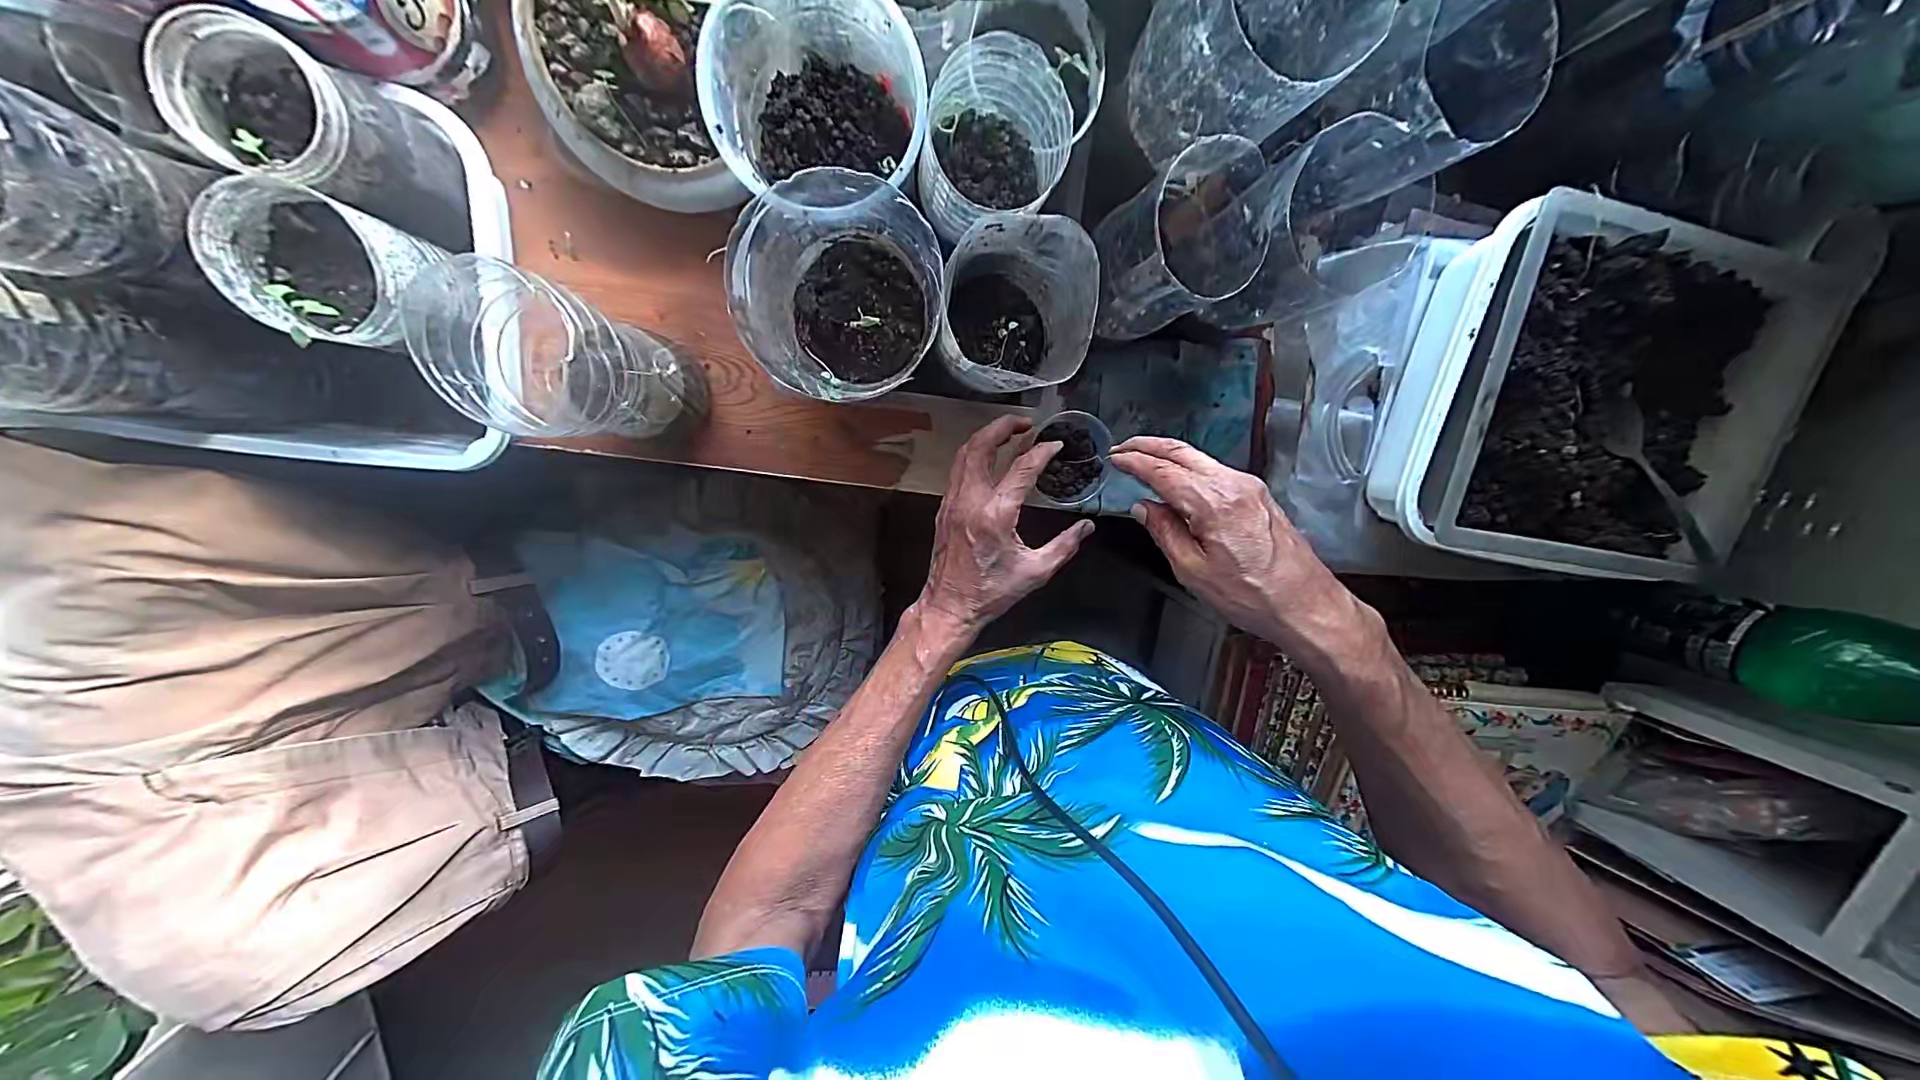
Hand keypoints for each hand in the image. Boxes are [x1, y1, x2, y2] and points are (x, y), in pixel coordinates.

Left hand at [918, 416, 1094, 634]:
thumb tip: (1085, 528)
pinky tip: (988, 459)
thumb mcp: (1036, 572)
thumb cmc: (990, 593)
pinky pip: (957, 470)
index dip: (1042, 451)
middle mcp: (970, 502)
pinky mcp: (944, 509)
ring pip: (963, 454)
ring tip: (1007, 433)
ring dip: (985, 437)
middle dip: (1003, 427)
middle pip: (980, 446)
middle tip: (1024, 423)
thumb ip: (1065, 546)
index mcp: (995, 515)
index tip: (1055, 445)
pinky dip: (973, 455)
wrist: (950, 607)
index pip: (1021, 468)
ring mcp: (953, 503)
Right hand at [1109, 436, 1376, 663]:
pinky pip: (1215, 471)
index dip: (1134, 461)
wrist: (1305, 605)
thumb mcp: (1193, 571)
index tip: (1115, 458)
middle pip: (1182, 452)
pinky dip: (1188, 467)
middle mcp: (1234, 486)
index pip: (1163, 471)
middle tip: (1123, 448)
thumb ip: (1164, 532)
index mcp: (1214, 503)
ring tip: (1144, 460)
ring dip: (1168, 455)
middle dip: (1148, 445)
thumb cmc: (1254, 595)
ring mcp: (1250, 488)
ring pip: (1199, 458)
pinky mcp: (1258, 496)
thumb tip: (1144, 508)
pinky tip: (1177, 479)